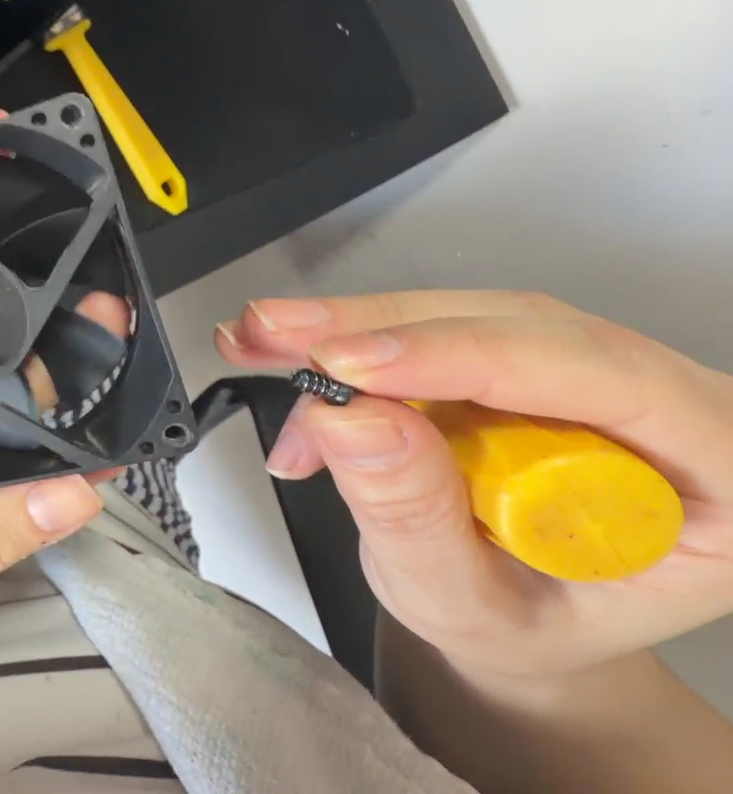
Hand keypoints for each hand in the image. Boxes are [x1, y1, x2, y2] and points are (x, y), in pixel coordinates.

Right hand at [216, 291, 732, 682]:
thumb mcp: (464, 603)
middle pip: (518, 326)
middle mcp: (662, 407)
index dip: (465, 357)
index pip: (602, 378)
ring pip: (458, 317)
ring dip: (344, 328)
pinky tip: (284, 365)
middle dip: (378, 328)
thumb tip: (350, 418)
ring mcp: (580, 379)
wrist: (511, 618)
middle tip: (274, 332)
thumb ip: (413, 519)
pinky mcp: (505, 366)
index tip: (349, 366)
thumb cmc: (520, 626)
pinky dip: (339, 347)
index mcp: (719, 475)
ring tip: (256, 342)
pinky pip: (419, 333)